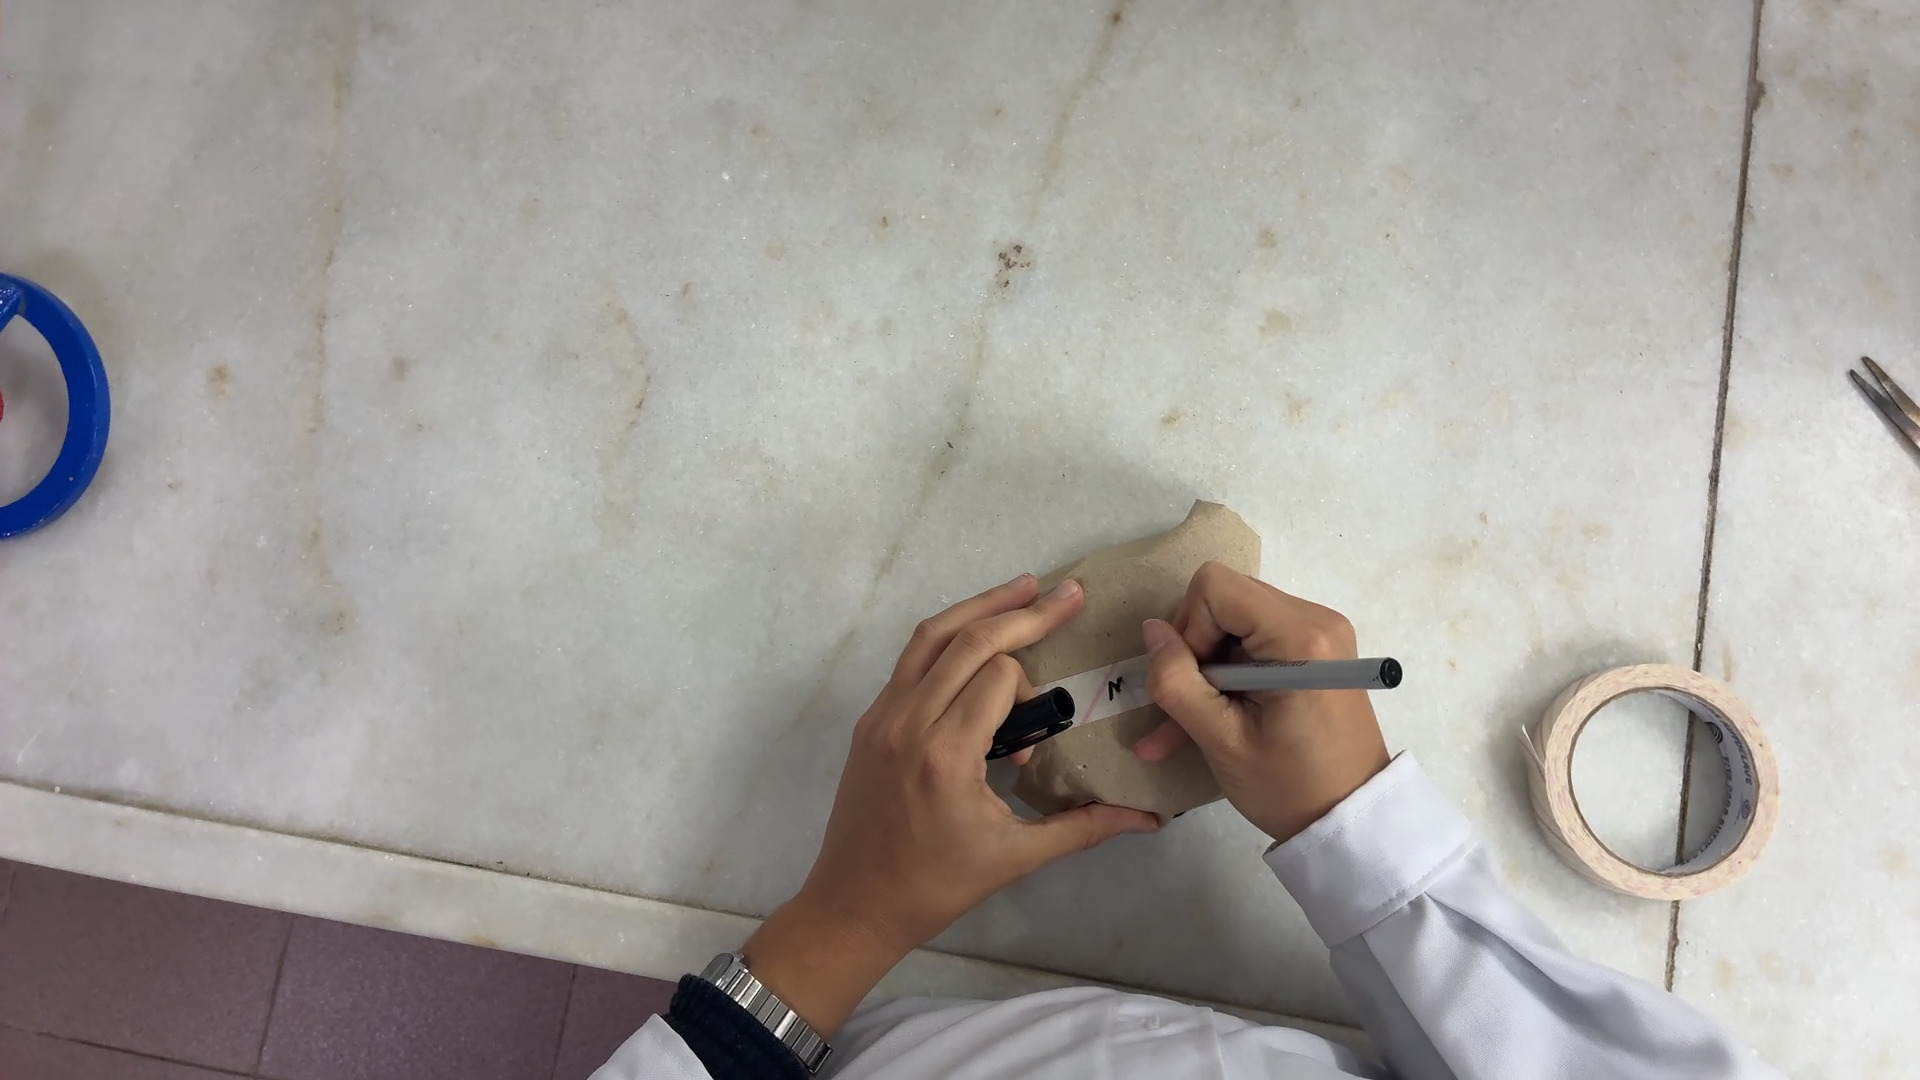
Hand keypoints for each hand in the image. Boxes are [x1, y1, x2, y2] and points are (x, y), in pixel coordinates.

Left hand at [743, 574, 1160, 1034]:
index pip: (999, 677)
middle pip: (969, 640)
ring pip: (932, 635)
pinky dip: (947, 635)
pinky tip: (975, 632)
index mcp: (946, 754)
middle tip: (1069, 593)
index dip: (1030, 691)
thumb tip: (1148, 817)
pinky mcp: (870, 717)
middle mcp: (909, 720)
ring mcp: (882, 713)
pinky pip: (912, 658)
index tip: (1034, 735)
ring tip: (1023, 586)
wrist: (852, 904)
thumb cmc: (935, 885)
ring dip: (980, 605)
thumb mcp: (1013, 858)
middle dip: (1023, 611)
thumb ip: (1082, 827)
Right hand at [1133, 562, 1389, 843]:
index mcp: (1300, 636)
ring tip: (1190, 718)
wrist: (1352, 821)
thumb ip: (1176, 680)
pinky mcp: (1314, 648)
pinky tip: (1208, 713)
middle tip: (1190, 700)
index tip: (1195, 681)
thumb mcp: (1220, 739)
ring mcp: (1318, 631)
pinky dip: (1225, 669)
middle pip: (1223, 597)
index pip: (1214, 587)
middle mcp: (1315, 618)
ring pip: (1231, 618)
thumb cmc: (1289, 786)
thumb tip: (1152, 629)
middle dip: (1194, 646)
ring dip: (1204, 664)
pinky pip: (1251, 637)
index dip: (1189, 628)